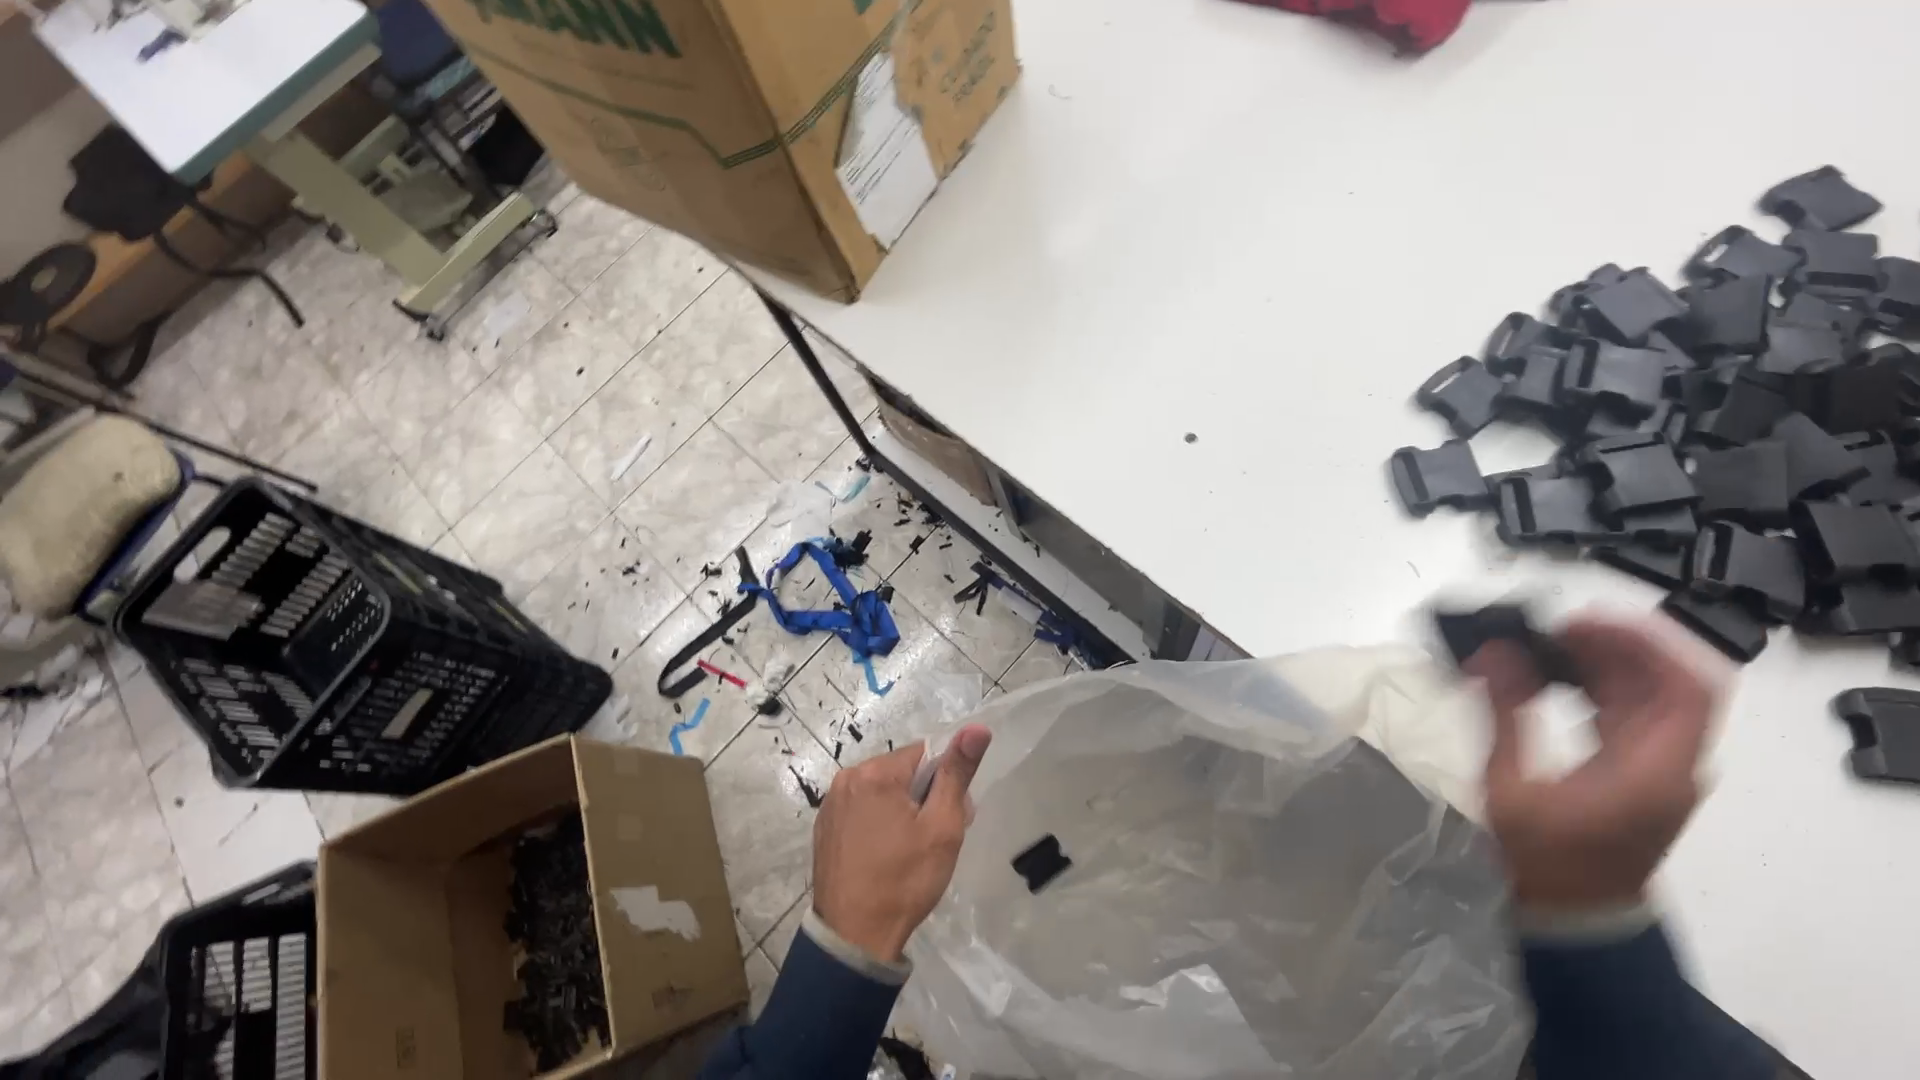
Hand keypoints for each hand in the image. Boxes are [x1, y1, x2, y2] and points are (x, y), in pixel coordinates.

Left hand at [811, 725, 992, 961]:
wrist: (855, 937)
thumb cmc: (905, 880)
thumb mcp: (942, 827)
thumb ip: (958, 773)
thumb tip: (977, 728)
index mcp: (875, 773)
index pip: (925, 754)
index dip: (944, 782)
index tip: (950, 816)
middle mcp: (846, 779)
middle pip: (901, 771)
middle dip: (923, 796)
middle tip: (934, 839)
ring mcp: (831, 804)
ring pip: (881, 791)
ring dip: (901, 810)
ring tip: (910, 851)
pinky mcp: (824, 828)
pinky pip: (862, 810)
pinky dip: (878, 824)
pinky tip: (885, 855)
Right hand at [1466, 615, 1716, 912]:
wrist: (1573, 914)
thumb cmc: (1543, 858)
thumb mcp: (1511, 788)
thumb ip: (1505, 716)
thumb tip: (1493, 654)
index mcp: (1654, 769)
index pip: (1685, 688)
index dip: (1645, 644)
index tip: (1586, 622)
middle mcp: (1670, 763)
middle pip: (1665, 685)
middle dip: (1613, 646)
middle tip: (1552, 628)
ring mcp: (1658, 768)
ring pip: (1647, 696)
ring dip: (1603, 664)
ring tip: (1546, 644)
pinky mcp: (1638, 771)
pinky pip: (1629, 714)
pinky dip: (1598, 687)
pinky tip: (1554, 676)